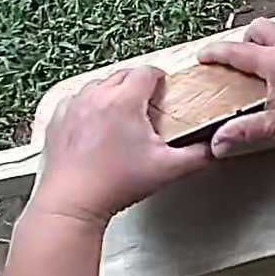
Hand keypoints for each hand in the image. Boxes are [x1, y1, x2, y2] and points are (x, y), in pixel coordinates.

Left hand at [31, 66, 211, 224]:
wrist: (71, 204)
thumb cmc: (118, 184)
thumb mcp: (169, 168)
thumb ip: (200, 154)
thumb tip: (218, 146)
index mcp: (124, 101)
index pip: (146, 71)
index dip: (160, 76)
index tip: (166, 89)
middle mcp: (95, 97)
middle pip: (123, 74)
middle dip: (138, 83)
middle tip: (150, 102)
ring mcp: (72, 108)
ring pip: (98, 84)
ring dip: (114, 91)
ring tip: (124, 111)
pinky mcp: (56, 121)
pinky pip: (75, 99)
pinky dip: (89, 103)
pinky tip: (97, 120)